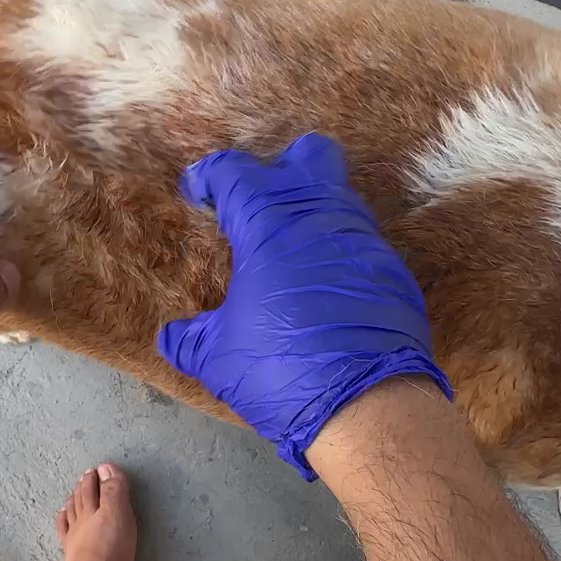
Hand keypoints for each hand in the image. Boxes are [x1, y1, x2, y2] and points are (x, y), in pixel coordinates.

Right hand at [157, 133, 450, 478]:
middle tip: (256, 208)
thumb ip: (189, 340)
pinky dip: (335, 256)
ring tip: (286, 258)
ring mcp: (363, 242)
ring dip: (309, 217)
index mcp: (269, 226)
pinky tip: (320, 293)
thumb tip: (170, 338)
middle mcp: (321, 219)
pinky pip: (358, 244)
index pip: (235, 173)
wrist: (363, 403)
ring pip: (337, 199)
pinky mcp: (390, 273)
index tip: (197, 191)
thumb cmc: (279, 370)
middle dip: (278, 170)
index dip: (210, 176)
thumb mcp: (218, 359)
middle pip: (306, 156)